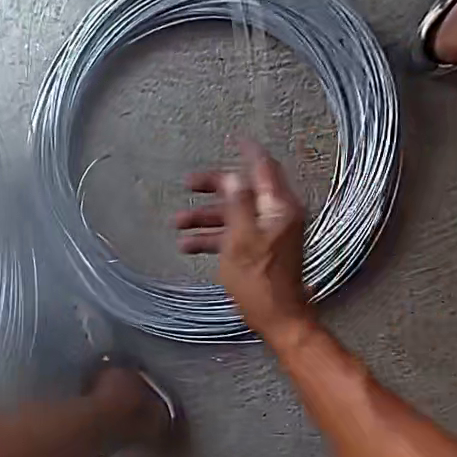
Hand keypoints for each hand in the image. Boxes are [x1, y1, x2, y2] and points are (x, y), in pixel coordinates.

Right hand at [175, 140, 313, 341]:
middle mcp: (277, 216)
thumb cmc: (259, 280)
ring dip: (206, 218)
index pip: (264, 168)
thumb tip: (232, 177)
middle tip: (189, 184)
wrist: (277, 318)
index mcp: (279, 208)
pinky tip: (189, 246)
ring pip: (234, 215)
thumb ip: (236, 204)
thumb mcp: (241, 238)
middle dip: (214, 189)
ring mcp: (270, 234)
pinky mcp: (261, 250)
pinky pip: (234, 235)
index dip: (248, 152)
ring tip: (177, 224)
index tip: (233, 138)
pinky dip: (213, 237)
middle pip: (243, 191)